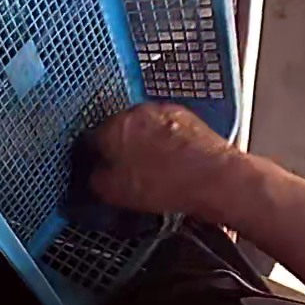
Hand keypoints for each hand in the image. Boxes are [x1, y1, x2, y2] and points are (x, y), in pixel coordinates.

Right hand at [90, 102, 246, 220]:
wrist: (215, 179)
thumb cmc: (164, 184)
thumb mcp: (114, 193)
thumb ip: (95, 180)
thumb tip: (94, 175)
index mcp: (111, 128)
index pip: (89, 140)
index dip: (92, 158)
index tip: (98, 171)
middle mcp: (134, 112)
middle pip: (116, 130)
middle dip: (118, 148)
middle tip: (125, 171)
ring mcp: (162, 111)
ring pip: (142, 128)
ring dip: (142, 143)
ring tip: (151, 168)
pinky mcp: (186, 116)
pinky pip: (164, 128)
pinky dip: (164, 141)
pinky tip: (170, 161)